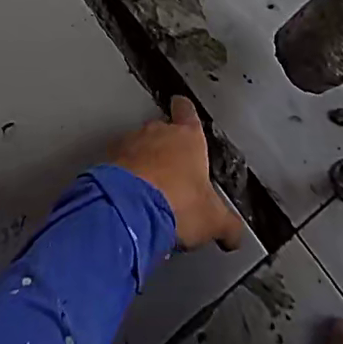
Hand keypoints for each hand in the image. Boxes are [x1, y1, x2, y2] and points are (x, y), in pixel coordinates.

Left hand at [109, 96, 242, 250]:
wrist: (130, 210)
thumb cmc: (175, 202)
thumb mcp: (212, 219)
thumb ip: (227, 224)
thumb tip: (234, 234)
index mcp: (188, 137)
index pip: (187, 111)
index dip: (186, 111)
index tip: (184, 109)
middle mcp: (158, 132)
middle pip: (162, 130)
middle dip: (166, 148)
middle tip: (171, 175)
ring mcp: (130, 144)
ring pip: (138, 146)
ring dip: (143, 163)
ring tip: (149, 193)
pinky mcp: (108, 160)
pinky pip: (118, 164)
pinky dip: (123, 177)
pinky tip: (129, 200)